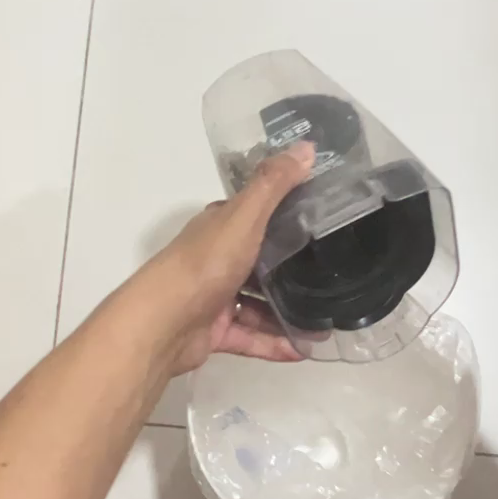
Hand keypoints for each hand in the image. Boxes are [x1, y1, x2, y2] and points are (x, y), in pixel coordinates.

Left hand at [123, 143, 315, 375]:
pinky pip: (250, 337)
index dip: (288, 217)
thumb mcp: (243, 217)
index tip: (325, 225)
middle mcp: (217, 259)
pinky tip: (302, 351)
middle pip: (261, 264)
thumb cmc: (204, 264)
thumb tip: (307, 147)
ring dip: (289, 315)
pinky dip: (274, 344)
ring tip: (325, 326)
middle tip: (334, 281)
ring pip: (258, 306)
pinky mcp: (214, 332)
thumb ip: (274, 185)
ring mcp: (215, 298)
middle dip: (295, 274)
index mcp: (220, 227)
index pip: (257, 216)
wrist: (163, 323)